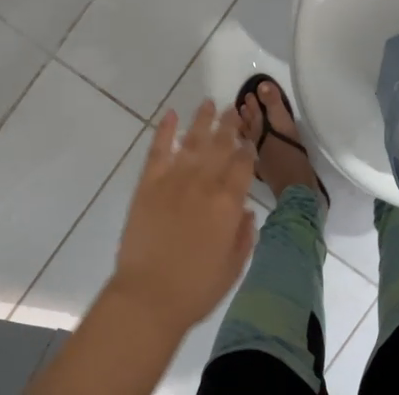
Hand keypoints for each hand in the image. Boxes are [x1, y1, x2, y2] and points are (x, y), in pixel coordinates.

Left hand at [111, 101, 256, 331]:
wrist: (148, 297)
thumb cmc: (196, 288)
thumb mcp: (233, 267)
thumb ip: (244, 235)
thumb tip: (246, 212)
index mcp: (229, 202)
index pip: (244, 164)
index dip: (248, 149)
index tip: (250, 140)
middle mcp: (205, 182)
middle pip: (221, 144)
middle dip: (230, 125)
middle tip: (235, 109)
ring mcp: (175, 179)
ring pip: (193, 139)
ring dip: (203, 119)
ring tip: (210, 103)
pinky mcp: (148, 183)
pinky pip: (159, 149)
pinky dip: (165, 129)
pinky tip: (171, 114)